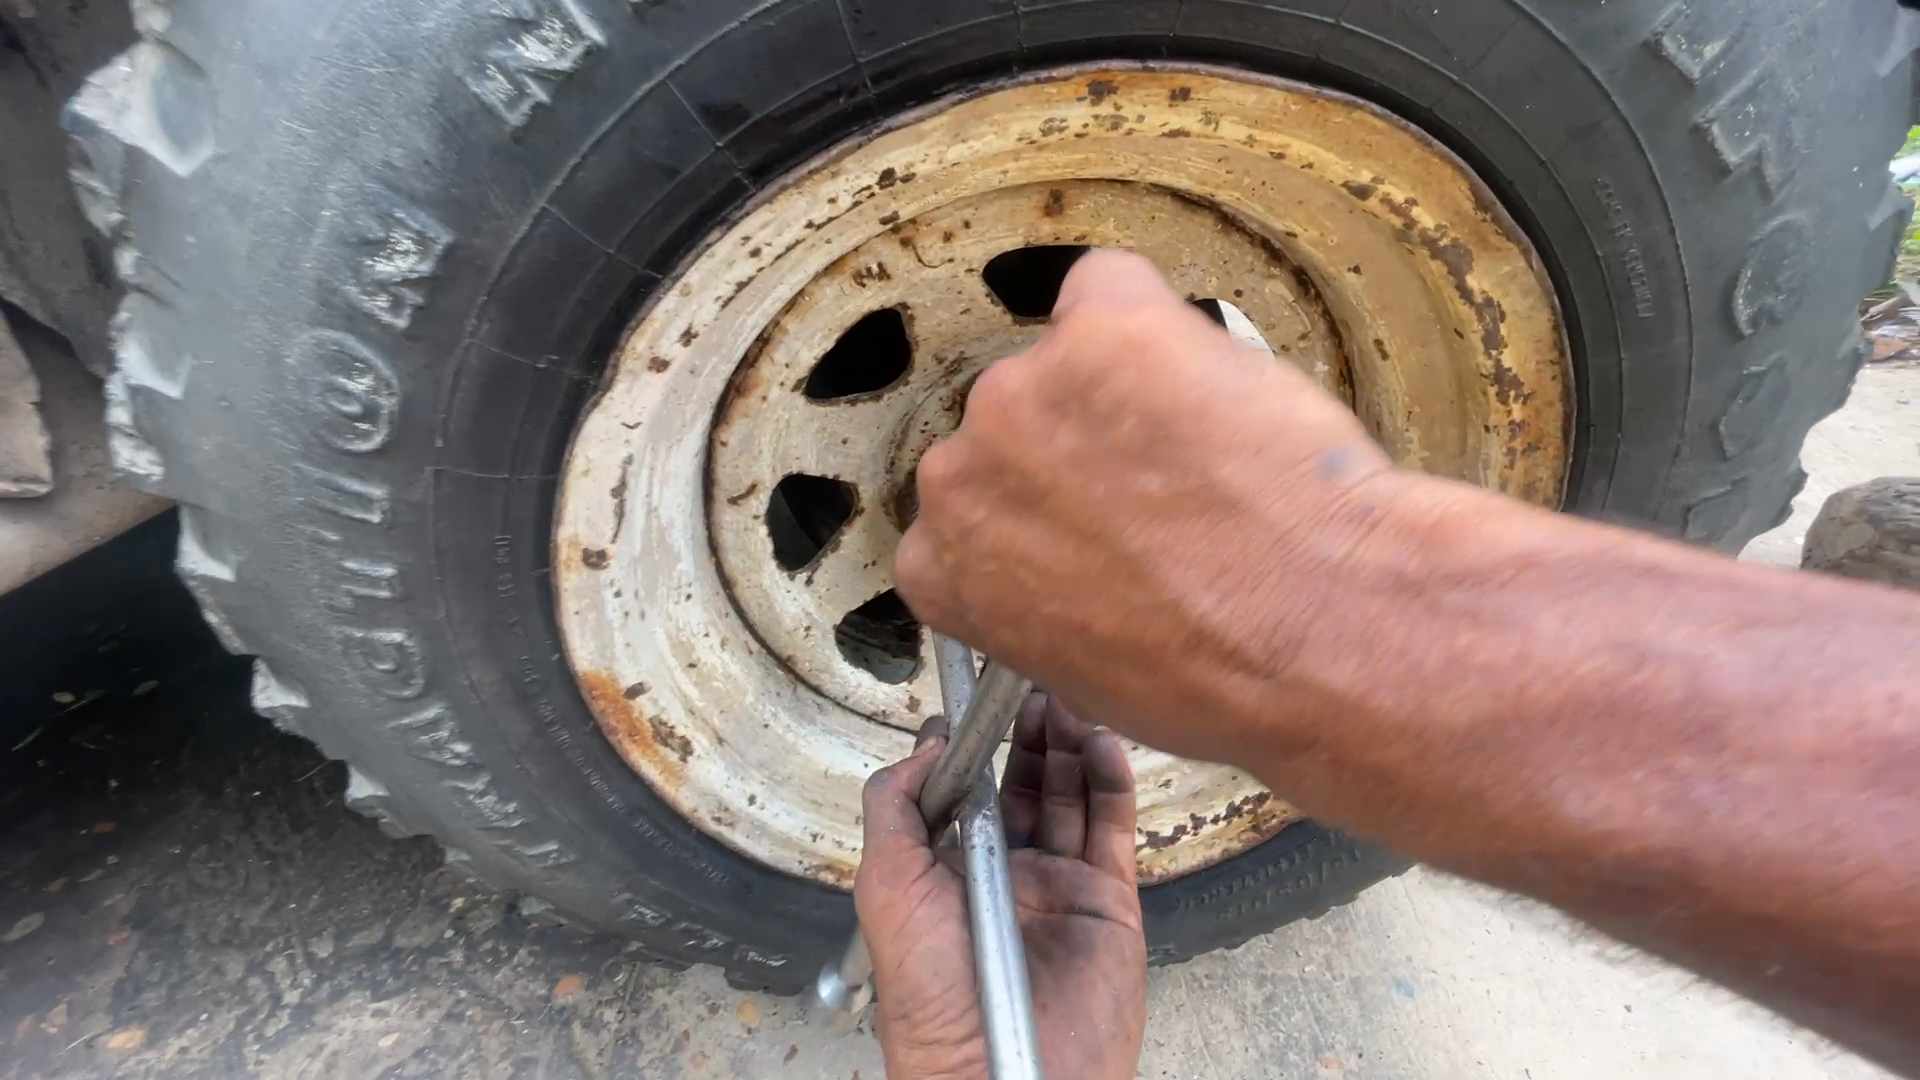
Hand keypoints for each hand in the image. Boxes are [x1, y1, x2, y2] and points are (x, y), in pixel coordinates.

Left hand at [855, 695, 1146, 1079]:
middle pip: (1026, 780)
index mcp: (955, 862)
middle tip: (1038, 686)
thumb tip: (924, 744)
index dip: (981, 740)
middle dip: (1032, 732)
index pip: (973, 784)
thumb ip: (893, 807)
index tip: (987, 697)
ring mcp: (1060, 877)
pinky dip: (1110, 781)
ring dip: (1070, 744)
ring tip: (1069, 700)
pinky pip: (1111, 826)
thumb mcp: (887, 886)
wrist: (1004, 1074)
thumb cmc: (930, 987)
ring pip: (1070, 793)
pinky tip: (1101, 743)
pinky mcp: (1106, 896)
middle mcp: (1009, 864)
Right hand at [895, 250, 1400, 765]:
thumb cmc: (1204, 674)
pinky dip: (1143, 317)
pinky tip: (1190, 372)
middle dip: (1064, 452)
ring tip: (1193, 449)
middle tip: (1145, 488)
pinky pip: (1107, 291)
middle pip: (1006, 435)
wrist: (1310, 631)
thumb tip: (1053, 564)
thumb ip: (1025, 599)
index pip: (950, 516)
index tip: (1063, 520)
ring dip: (1113, 393)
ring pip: (1060, 366)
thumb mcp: (1076, 669)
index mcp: (941, 566)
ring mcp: (1018, 395)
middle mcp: (955, 476)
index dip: (1018, 513)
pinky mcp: (1099, 331)